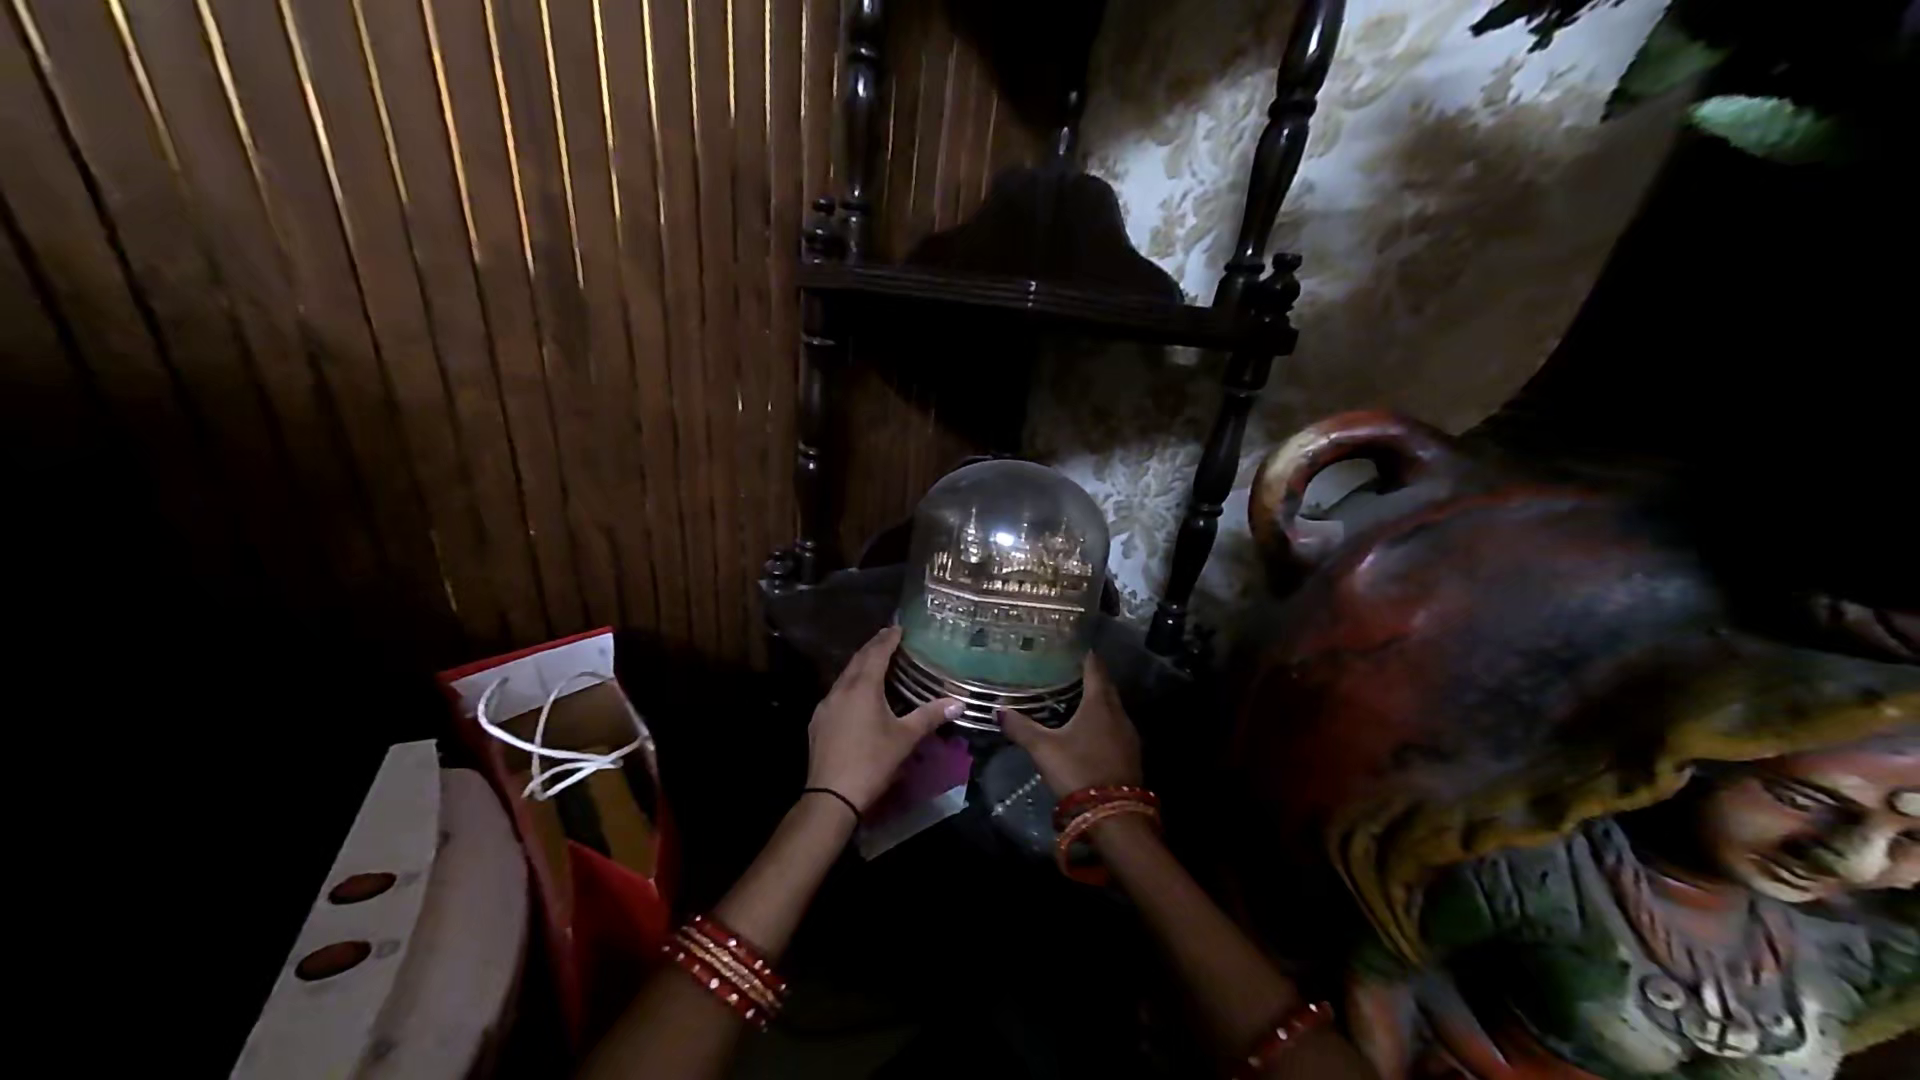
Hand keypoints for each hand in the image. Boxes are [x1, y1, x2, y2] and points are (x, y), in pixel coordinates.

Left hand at [805, 627, 961, 811]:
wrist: (831, 795)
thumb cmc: (872, 761)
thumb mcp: (905, 738)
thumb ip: (930, 716)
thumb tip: (958, 702)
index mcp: (862, 687)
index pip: (876, 653)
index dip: (888, 638)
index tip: (898, 627)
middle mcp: (841, 689)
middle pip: (858, 660)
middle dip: (874, 647)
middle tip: (889, 638)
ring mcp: (826, 705)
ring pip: (845, 676)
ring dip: (861, 666)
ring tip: (876, 664)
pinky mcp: (818, 721)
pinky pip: (837, 693)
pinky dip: (851, 685)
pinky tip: (858, 696)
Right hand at [998, 654, 1141, 794]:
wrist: (1114, 815)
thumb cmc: (1078, 771)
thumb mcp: (1043, 749)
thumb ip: (1021, 728)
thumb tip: (999, 710)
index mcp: (1099, 705)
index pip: (1095, 670)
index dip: (1086, 656)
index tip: (1076, 646)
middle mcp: (1118, 714)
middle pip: (1106, 687)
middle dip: (1092, 677)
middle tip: (1072, 669)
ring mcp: (1128, 735)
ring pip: (1113, 708)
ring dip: (1099, 700)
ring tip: (1078, 697)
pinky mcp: (1131, 754)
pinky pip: (1116, 726)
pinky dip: (1103, 720)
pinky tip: (1090, 728)